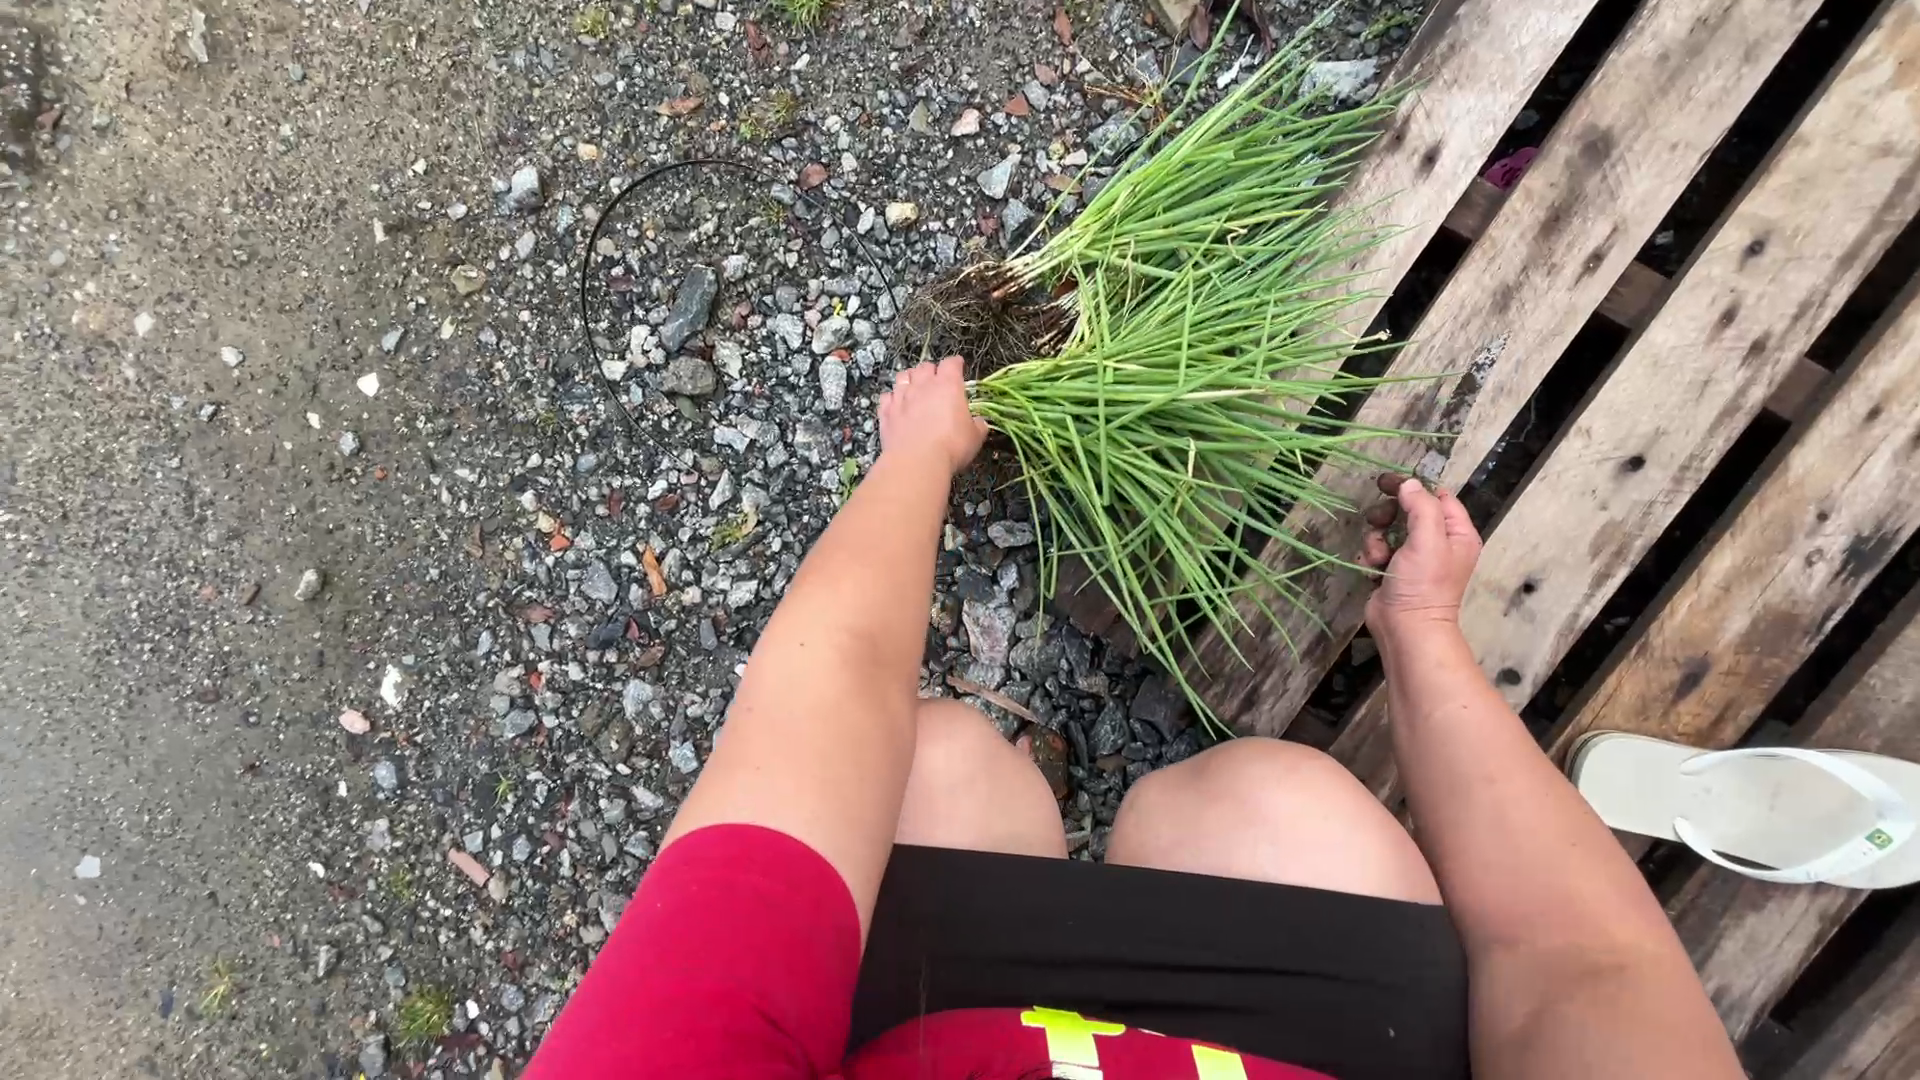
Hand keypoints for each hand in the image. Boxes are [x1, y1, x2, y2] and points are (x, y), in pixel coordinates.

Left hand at [878, 356, 988, 474]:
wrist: (917, 461)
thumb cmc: (951, 447)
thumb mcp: (975, 437)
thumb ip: (977, 425)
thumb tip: (979, 423)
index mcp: (948, 385)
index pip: (951, 364)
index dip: (955, 364)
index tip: (958, 367)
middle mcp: (923, 385)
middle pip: (925, 366)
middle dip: (931, 371)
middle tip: (936, 380)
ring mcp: (902, 397)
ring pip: (903, 376)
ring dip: (910, 379)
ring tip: (914, 387)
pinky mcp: (886, 412)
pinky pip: (886, 397)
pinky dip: (892, 398)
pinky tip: (896, 404)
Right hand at [1361, 472, 1481, 639]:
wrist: (1405, 626)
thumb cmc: (1423, 583)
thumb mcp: (1428, 540)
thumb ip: (1421, 507)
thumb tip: (1409, 484)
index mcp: (1457, 533)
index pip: (1438, 497)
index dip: (1414, 487)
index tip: (1386, 483)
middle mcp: (1438, 542)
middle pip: (1409, 511)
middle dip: (1389, 515)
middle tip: (1377, 520)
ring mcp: (1414, 557)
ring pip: (1388, 530)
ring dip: (1377, 539)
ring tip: (1378, 555)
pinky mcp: (1392, 569)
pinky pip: (1378, 549)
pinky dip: (1371, 556)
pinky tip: (1373, 568)